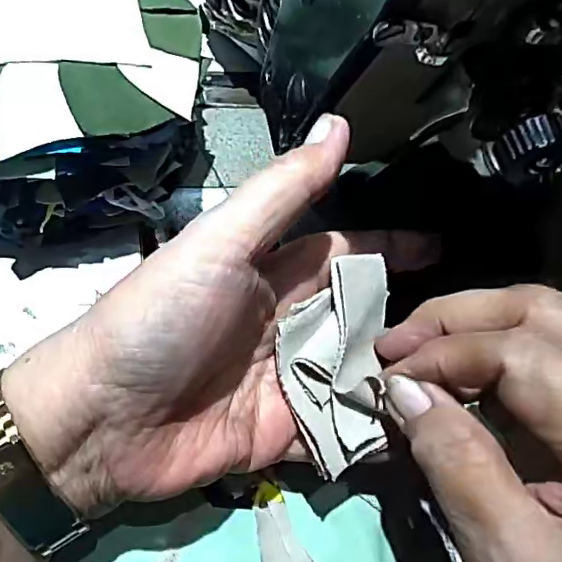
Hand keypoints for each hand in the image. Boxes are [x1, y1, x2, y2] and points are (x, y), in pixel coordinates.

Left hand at [2, 115, 436, 518]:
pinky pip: (334, 430)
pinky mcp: (280, 435)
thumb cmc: (159, 319)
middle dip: (405, 323)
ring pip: (354, 375)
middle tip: (461, 337)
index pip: (345, 251)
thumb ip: (282, 191)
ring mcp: (284, 382)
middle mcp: (284, 325)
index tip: (441, 250)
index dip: (390, 247)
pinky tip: (409, 435)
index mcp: (272, 274)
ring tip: (449, 388)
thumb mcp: (220, 244)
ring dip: (393, 380)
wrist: (100, 420)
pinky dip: (366, 432)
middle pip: (359, 318)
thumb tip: (339, 126)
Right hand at [378, 287, 561, 561]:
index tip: (384, 378)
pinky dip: (504, 363)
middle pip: (550, 316)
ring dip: (481, 332)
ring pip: (560, 329)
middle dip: (461, 319)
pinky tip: (464, 385)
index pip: (530, 354)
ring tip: (420, 356)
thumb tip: (403, 389)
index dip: (447, 353)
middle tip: (396, 346)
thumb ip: (458, 465)